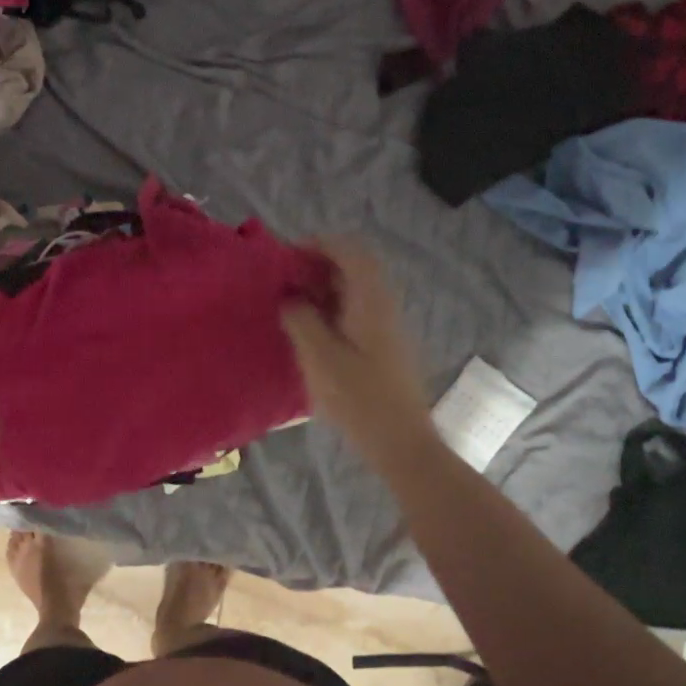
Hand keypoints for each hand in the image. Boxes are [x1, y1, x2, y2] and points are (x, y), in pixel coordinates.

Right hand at [280, 236, 434, 462]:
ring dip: (326, 289)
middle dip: (320, 265)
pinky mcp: (385, 347)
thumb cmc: (358, 399)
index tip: (287, 256)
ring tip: (292, 306)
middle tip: (285, 281)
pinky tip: (312, 332)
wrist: (400, 441)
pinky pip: (358, 312)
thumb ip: (300, 319)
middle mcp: (383, 306)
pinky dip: (334, 310)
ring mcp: (387, 327)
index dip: (320, 244)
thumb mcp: (319, 357)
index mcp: (370, 301)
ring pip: (357, 291)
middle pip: (356, 268)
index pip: (351, 252)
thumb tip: (289, 297)